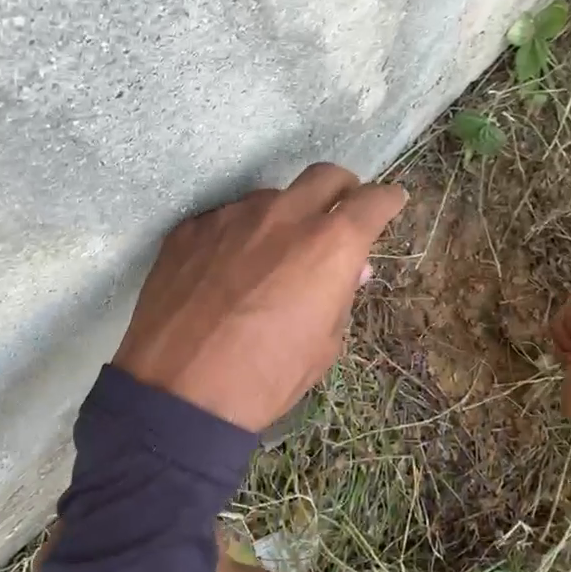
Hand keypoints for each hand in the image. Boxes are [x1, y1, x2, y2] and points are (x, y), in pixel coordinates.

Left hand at [113, 163, 405, 430]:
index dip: (387, 201)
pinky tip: (226, 273)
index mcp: (330, 245)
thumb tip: (350, 271)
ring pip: (271, 199)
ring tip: (271, 258)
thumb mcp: (323, 346)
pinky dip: (239, 236)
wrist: (180, 394)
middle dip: (341, 190)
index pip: (373, 201)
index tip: (390, 203)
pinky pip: (226, 220)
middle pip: (325, 177)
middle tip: (338, 215)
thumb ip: (340, 298)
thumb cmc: (267, 378)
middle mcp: (284, 215)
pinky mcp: (190, 228)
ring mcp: (232, 216)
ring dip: (284, 218)